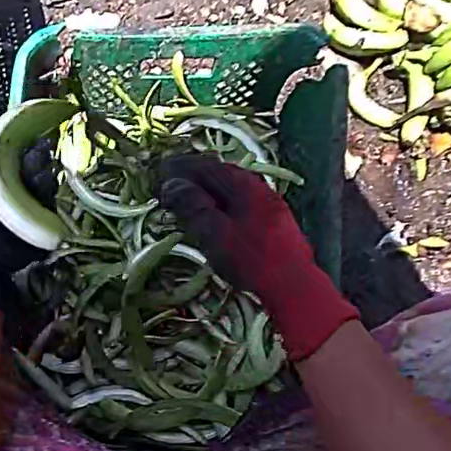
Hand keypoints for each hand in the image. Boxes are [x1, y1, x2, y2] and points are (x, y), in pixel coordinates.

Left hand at [0, 98, 46, 316]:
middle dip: (37, 152)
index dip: (27, 130)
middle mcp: (22, 177)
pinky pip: (55, 200)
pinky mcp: (47, 217)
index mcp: (2, 162)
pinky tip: (42, 187)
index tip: (32, 124)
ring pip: (48, 176)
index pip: (21, 139)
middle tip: (36, 151)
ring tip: (35, 172)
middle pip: (39, 156)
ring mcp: (36, 197)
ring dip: (42, 172)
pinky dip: (49, 192)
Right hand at [157, 155, 357, 361]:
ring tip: (188, 197)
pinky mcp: (274, 219)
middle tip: (169, 183)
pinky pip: (240, 200)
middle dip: (192, 176)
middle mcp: (257, 185)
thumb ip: (193, 206)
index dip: (179, 169)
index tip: (158, 173)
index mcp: (242, 184)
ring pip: (231, 187)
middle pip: (220, 172)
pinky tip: (216, 212)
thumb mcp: (214, 233)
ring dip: (207, 189)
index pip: (204, 167)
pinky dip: (221, 201)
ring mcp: (269, 201)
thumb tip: (172, 185)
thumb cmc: (250, 259)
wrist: (293, 284)